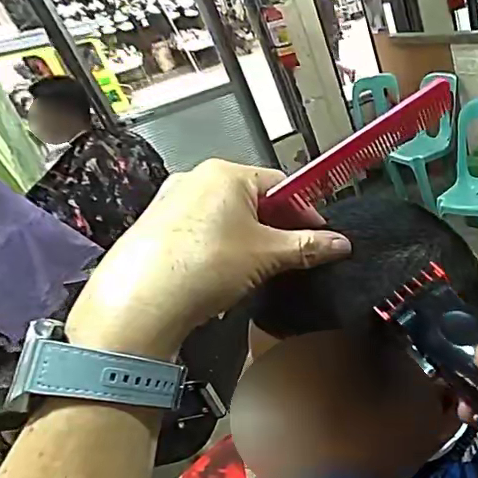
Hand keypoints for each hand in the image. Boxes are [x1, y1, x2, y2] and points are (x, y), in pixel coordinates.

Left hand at [65, 160, 348, 359]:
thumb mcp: (269, 255)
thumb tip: (337, 243)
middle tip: (294, 256)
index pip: (283, 185)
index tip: (320, 236)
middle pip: (256, 200)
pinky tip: (227, 275)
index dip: (306, 212)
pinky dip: (224, 250)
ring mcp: (173, 203)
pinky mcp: (159, 229)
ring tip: (258, 270)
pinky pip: (206, 233)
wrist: (139, 303)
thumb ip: (309, 246)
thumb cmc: (196, 267)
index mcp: (225, 174)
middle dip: (279, 228)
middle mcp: (196, 180)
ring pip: (231, 218)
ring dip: (252, 241)